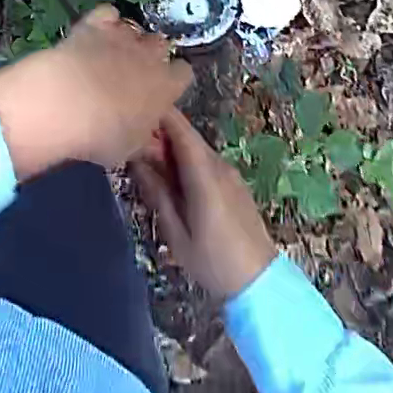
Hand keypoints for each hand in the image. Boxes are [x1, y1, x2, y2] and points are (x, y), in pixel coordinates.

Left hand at [0, 5, 190, 179]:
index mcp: (166, 86)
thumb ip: (144, 139)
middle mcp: (150, 55)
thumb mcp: (129, 148)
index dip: (173, 79)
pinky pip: (108, 12)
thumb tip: (151, 142)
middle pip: (161, 44)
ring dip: (127, 39)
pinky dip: (105, 19)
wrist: (66, 102)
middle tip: (133, 73)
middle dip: (151, 55)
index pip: (184, 73)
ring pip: (135, 28)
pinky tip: (96, 31)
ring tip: (110, 54)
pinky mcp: (95, 23)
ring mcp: (123, 36)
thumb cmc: (103, 134)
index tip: (160, 90)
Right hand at [133, 108, 278, 299]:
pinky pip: (206, 160)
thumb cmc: (213, 262)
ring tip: (146, 157)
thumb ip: (157, 193)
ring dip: (172, 147)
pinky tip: (172, 175)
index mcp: (204, 174)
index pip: (180, 129)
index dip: (159, 114)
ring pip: (196, 147)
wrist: (260, 282)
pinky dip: (186, 159)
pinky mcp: (234, 182)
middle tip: (132, 140)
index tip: (134, 111)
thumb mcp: (177, 234)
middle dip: (160, 131)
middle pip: (187, 135)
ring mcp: (229, 172)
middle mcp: (219, 165)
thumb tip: (137, 161)